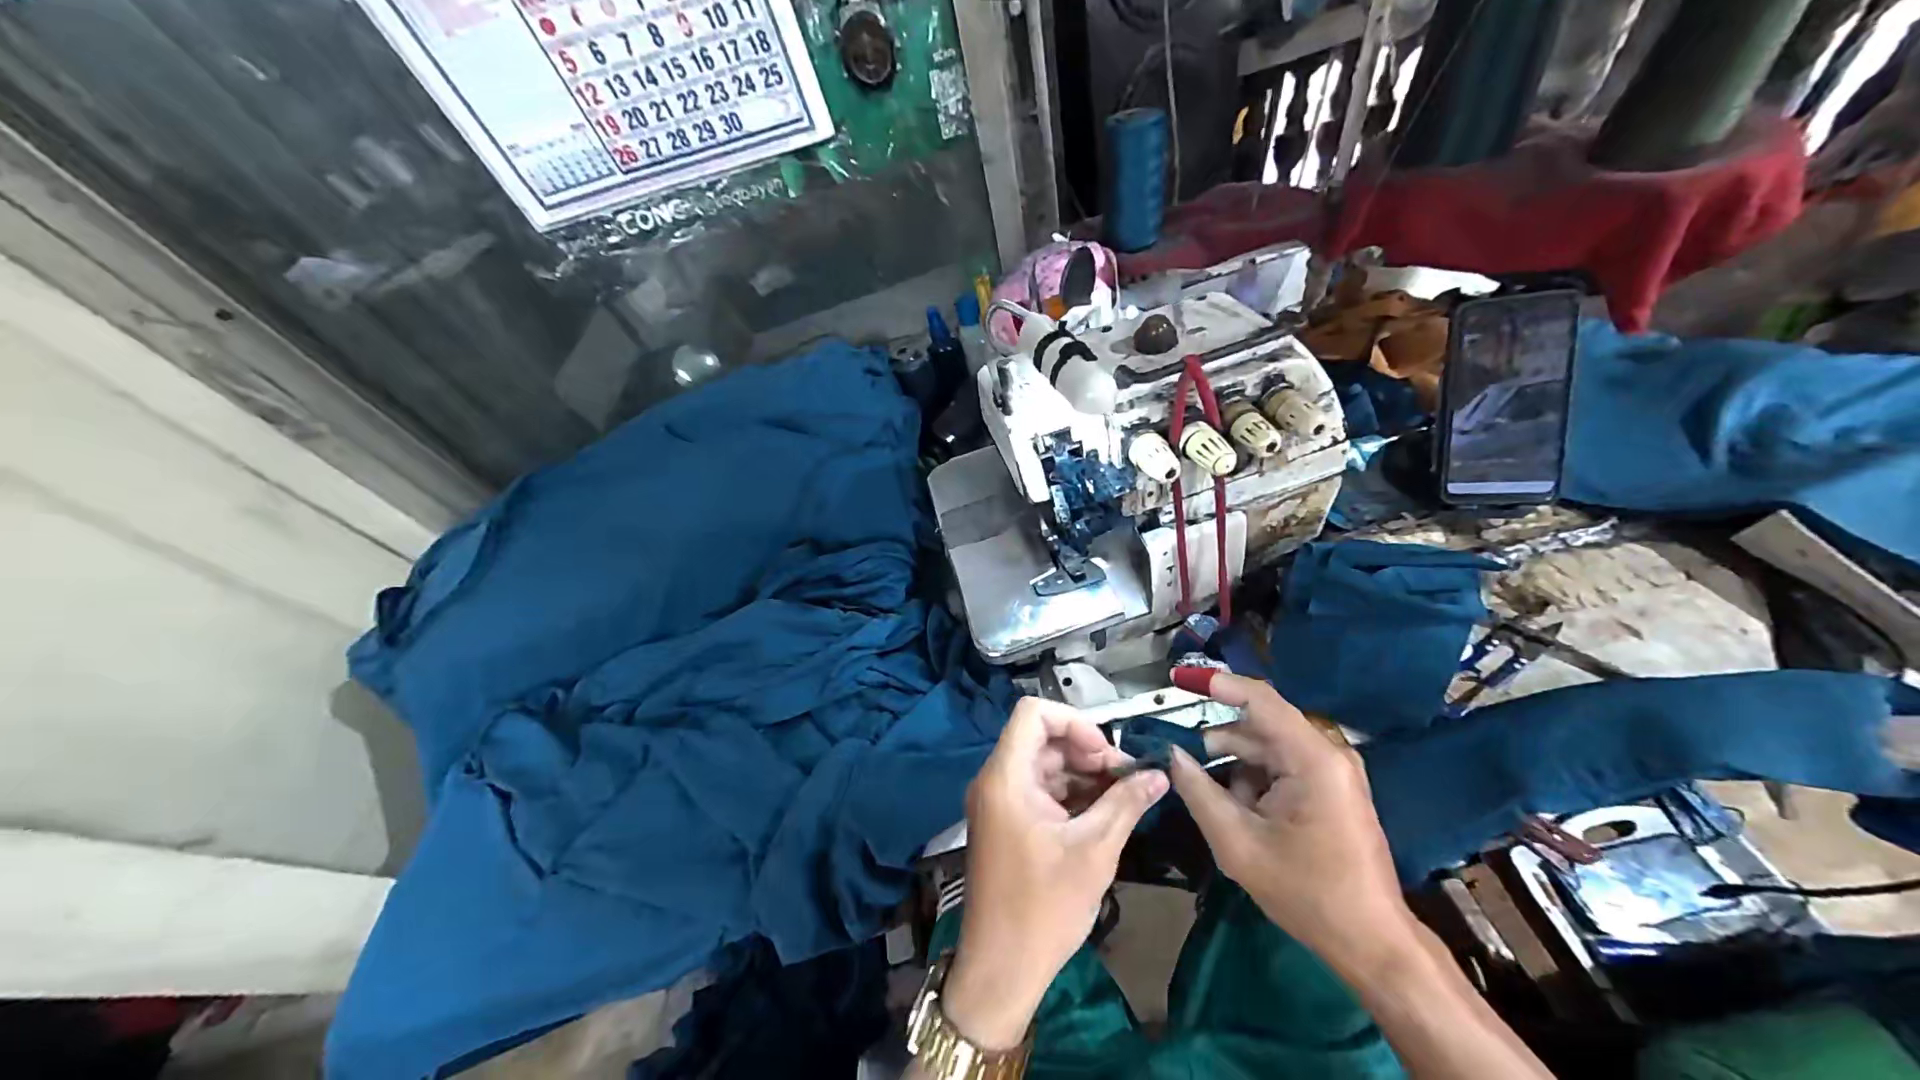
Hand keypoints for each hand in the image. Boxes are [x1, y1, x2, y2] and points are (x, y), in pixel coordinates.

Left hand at [942, 696, 1168, 1048]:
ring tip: (1124, 796)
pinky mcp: (1007, 821)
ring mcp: (1000, 801)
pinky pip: (1041, 789)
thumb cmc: (1044, 907)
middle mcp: (996, 779)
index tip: (1107, 754)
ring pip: (1045, 764)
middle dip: (1088, 751)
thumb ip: (1127, 803)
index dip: (1075, 723)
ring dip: (1084, 774)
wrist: (1002, 967)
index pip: (1034, 713)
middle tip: (1127, 778)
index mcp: (1006, 777)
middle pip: (1043, 739)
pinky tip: (1105, 812)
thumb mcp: (1094, 850)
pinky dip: (1072, 793)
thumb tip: (1160, 773)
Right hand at [1168, 673, 1418, 977]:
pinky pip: (1281, 767)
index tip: (1180, 679)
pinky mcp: (1331, 788)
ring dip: (1235, 767)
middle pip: (1259, 727)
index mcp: (1312, 759)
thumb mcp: (1237, 842)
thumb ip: (1198, 790)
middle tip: (1180, 763)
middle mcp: (1327, 754)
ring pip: (1267, 749)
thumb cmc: (1307, 892)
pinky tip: (1240, 813)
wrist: (1371, 942)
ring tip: (1214, 802)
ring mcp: (1332, 771)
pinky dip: (1254, 781)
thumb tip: (1171, 753)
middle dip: (1219, 743)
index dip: (1218, 684)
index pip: (1260, 700)